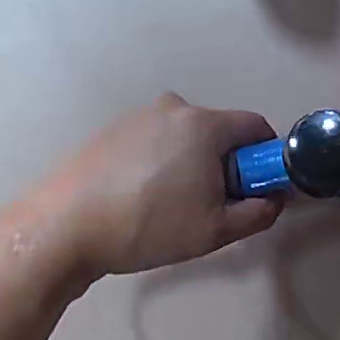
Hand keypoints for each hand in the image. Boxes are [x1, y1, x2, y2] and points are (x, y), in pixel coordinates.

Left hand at [33, 93, 283, 276]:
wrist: (64, 227)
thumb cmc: (148, 225)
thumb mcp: (215, 230)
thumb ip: (258, 212)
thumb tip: (275, 199)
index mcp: (204, 124)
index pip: (256, 126)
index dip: (266, 157)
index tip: (256, 188)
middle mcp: (173, 109)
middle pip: (219, 132)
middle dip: (227, 164)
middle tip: (212, 205)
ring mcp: (138, 117)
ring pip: (185, 139)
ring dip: (193, 165)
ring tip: (171, 207)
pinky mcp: (112, 132)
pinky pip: (155, 143)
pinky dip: (162, 164)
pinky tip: (142, 199)